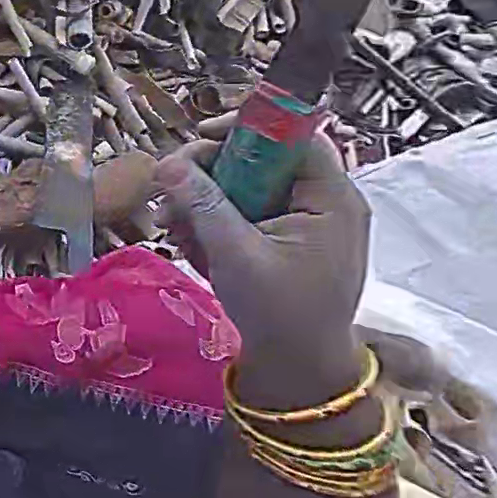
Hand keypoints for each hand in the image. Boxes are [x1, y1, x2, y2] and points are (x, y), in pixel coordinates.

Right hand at [155, 135, 371, 409]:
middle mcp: (321, 200)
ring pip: (246, 181)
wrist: (298, 369)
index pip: (294, 137)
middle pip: (261, 157)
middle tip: (170, 187)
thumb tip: (166, 162)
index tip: (201, 137)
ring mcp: (303, 217)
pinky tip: (188, 237)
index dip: (248, 128)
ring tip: (170, 222)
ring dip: (203, 195)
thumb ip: (203, 204)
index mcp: (330, 199)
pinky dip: (213, 216)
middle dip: (211, 170)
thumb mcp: (237, 254)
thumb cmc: (279, 313)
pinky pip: (244, 206)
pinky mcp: (284, 233)